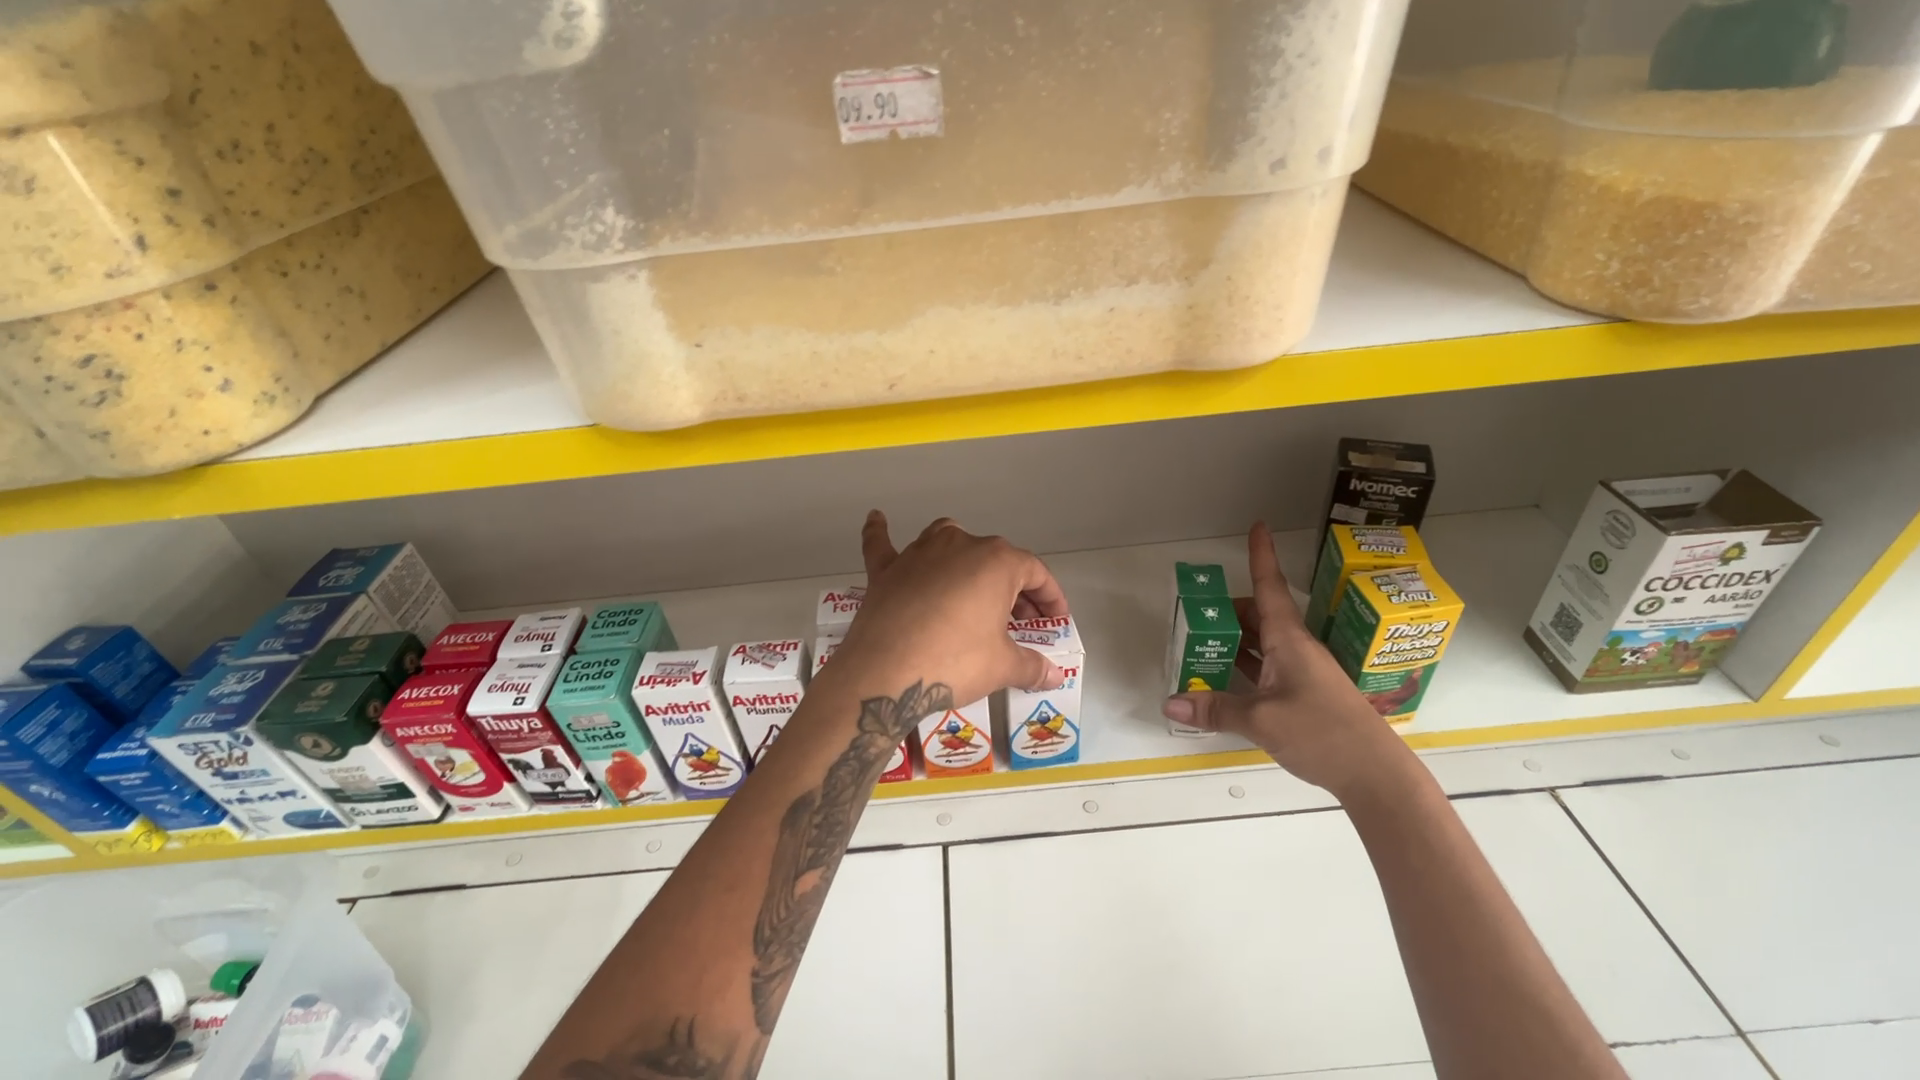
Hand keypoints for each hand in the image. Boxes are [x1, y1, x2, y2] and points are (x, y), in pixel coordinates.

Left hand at [834, 512, 1068, 706]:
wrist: (884, 673)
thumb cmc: (953, 662)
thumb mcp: (1002, 666)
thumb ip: (1032, 666)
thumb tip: (1054, 675)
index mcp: (996, 562)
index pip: (1035, 572)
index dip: (1050, 597)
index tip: (1055, 618)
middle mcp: (959, 545)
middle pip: (995, 560)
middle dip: (1013, 589)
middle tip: (1021, 623)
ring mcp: (918, 553)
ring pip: (947, 539)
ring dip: (964, 557)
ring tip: (973, 584)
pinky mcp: (886, 571)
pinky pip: (883, 543)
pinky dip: (882, 532)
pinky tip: (877, 518)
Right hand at [1161, 523, 1418, 800]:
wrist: (1374, 773)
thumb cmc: (1322, 733)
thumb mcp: (1261, 721)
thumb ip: (1216, 709)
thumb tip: (1171, 702)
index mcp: (1289, 640)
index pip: (1271, 588)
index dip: (1262, 556)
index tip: (1258, 526)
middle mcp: (1296, 649)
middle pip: (1260, 615)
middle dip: (1230, 609)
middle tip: (1196, 614)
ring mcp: (1302, 673)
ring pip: (1263, 643)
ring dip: (1235, 639)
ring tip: (1200, 643)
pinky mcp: (1304, 696)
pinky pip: (1267, 669)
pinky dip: (1244, 666)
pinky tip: (1223, 679)